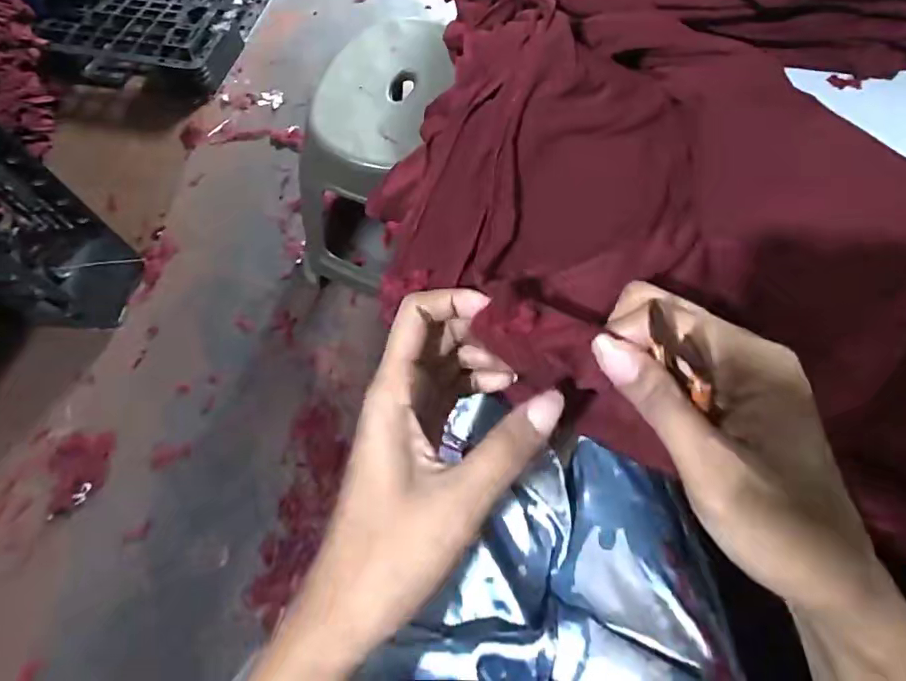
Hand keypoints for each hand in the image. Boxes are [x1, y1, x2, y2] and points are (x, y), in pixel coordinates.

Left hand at [252, 289, 564, 679]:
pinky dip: (474, 388)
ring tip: (526, 368)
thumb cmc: (395, 548)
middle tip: (528, 343)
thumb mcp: (459, 498)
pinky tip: (508, 392)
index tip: (501, 311)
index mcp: (391, 390)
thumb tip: (556, 397)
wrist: (349, 605)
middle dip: (478, 330)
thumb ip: (508, 446)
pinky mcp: (414, 439)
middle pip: (434, 337)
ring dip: (480, 359)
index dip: (453, 300)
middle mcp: (394, 392)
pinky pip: (446, 395)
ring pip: (443, 365)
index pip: (415, 315)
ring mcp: (403, 415)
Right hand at [591, 283, 905, 680]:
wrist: (833, 583)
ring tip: (641, 405)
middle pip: (671, 312)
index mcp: (753, 360)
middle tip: (626, 394)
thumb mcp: (707, 468)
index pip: (669, 311)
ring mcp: (751, 366)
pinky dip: (662, 374)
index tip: (610, 379)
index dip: (628, 333)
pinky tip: (662, 409)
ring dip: (645, 359)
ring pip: (674, 333)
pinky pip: (687, 358)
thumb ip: (656, 399)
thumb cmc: (773, 529)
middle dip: (633, 342)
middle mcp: (754, 349)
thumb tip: (601, 342)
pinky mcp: (743, 386)